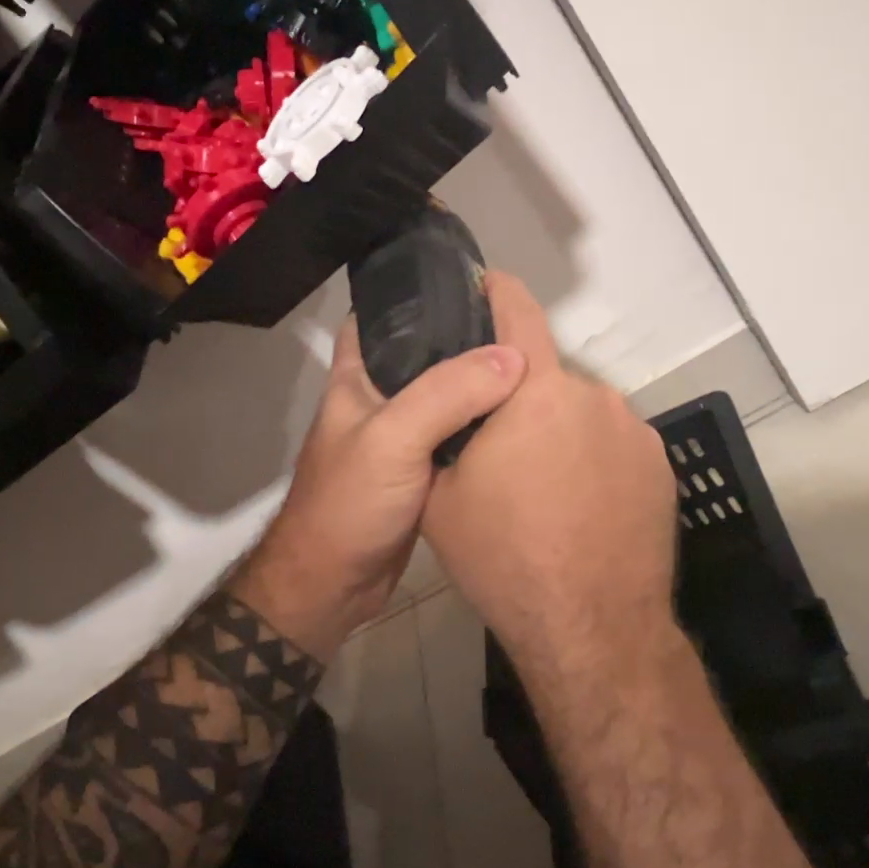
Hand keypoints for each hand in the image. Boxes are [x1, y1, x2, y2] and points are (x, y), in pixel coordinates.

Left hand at [231, 314, 526, 661]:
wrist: (332, 585)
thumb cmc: (348, 503)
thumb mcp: (393, 438)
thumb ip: (448, 394)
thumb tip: (515, 358)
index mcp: (356, 375)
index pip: (382, 314)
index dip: (419, 293)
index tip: (473, 283)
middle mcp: (378, 398)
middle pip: (425, 354)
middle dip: (467, 340)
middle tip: (523, 328)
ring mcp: (400, 436)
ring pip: (446, 397)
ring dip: (481, 387)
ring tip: (535, 367)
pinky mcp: (420, 471)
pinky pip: (456, 437)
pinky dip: (483, 428)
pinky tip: (521, 421)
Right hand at [420, 273, 680, 675]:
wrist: (591, 628)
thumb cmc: (504, 558)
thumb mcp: (440, 498)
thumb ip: (445, 437)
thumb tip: (453, 411)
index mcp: (536, 394)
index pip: (517, 313)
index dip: (496, 290)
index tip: (482, 284)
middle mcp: (594, 398)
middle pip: (547, 378)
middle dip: (520, 398)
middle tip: (496, 448)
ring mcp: (636, 434)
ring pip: (582, 415)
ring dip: (559, 433)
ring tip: (541, 490)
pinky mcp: (661, 469)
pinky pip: (614, 447)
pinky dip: (593, 462)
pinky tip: (581, 510)